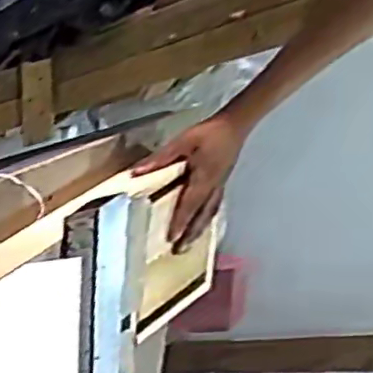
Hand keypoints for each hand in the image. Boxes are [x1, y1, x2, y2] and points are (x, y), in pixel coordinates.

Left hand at [133, 111, 248, 250]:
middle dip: (191, 233)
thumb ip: (160, 157)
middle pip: (203, 213)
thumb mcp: (184, 141)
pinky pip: (212, 205)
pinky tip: (197, 227)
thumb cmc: (210, 132)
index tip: (172, 237)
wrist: (237, 121)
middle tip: (178, 251)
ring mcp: (218, 184)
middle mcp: (214, 184)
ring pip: (209, 211)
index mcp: (205, 176)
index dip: (181, 220)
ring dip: (198, 229)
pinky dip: (204, 219)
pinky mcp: (218, 182)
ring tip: (186, 246)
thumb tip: (135, 172)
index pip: (191, 202)